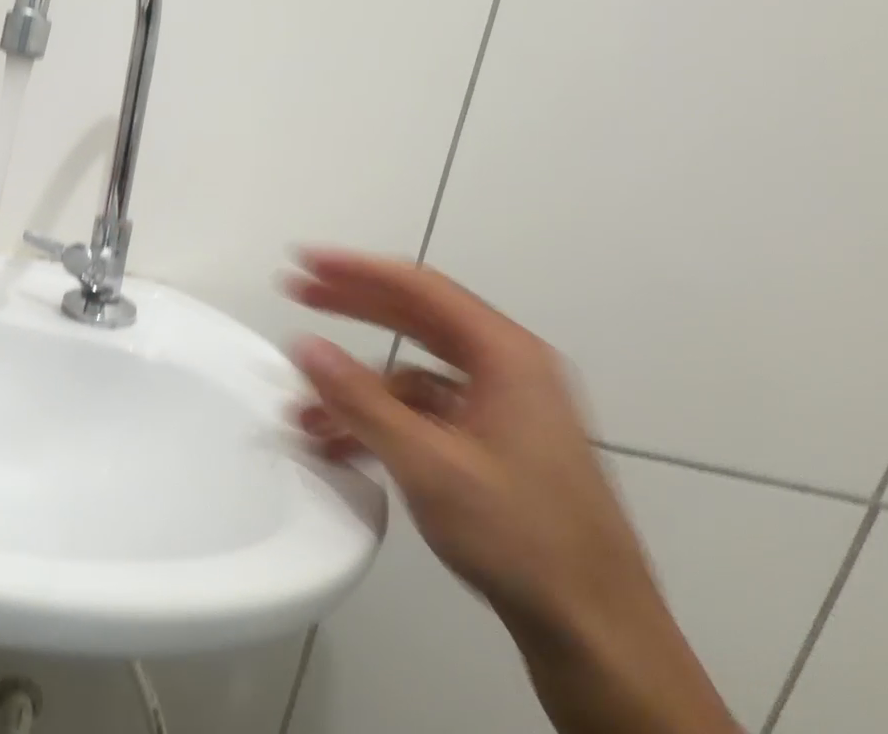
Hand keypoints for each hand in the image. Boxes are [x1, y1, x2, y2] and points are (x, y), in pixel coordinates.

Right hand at [280, 249, 737, 733]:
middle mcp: (509, 372)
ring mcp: (503, 410)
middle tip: (295, 293)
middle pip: (417, 320)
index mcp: (508, 358)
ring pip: (414, 374)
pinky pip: (424, 414)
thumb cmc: (519, 535)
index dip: (356, 271)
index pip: (420, 291)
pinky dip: (379, 421)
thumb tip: (303, 346)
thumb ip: (360, 400)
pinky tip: (339, 446)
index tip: (303, 262)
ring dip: (357, 385)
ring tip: (302, 408)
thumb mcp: (428, 463)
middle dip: (352, 308)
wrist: (593, 625)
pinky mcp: (493, 447)